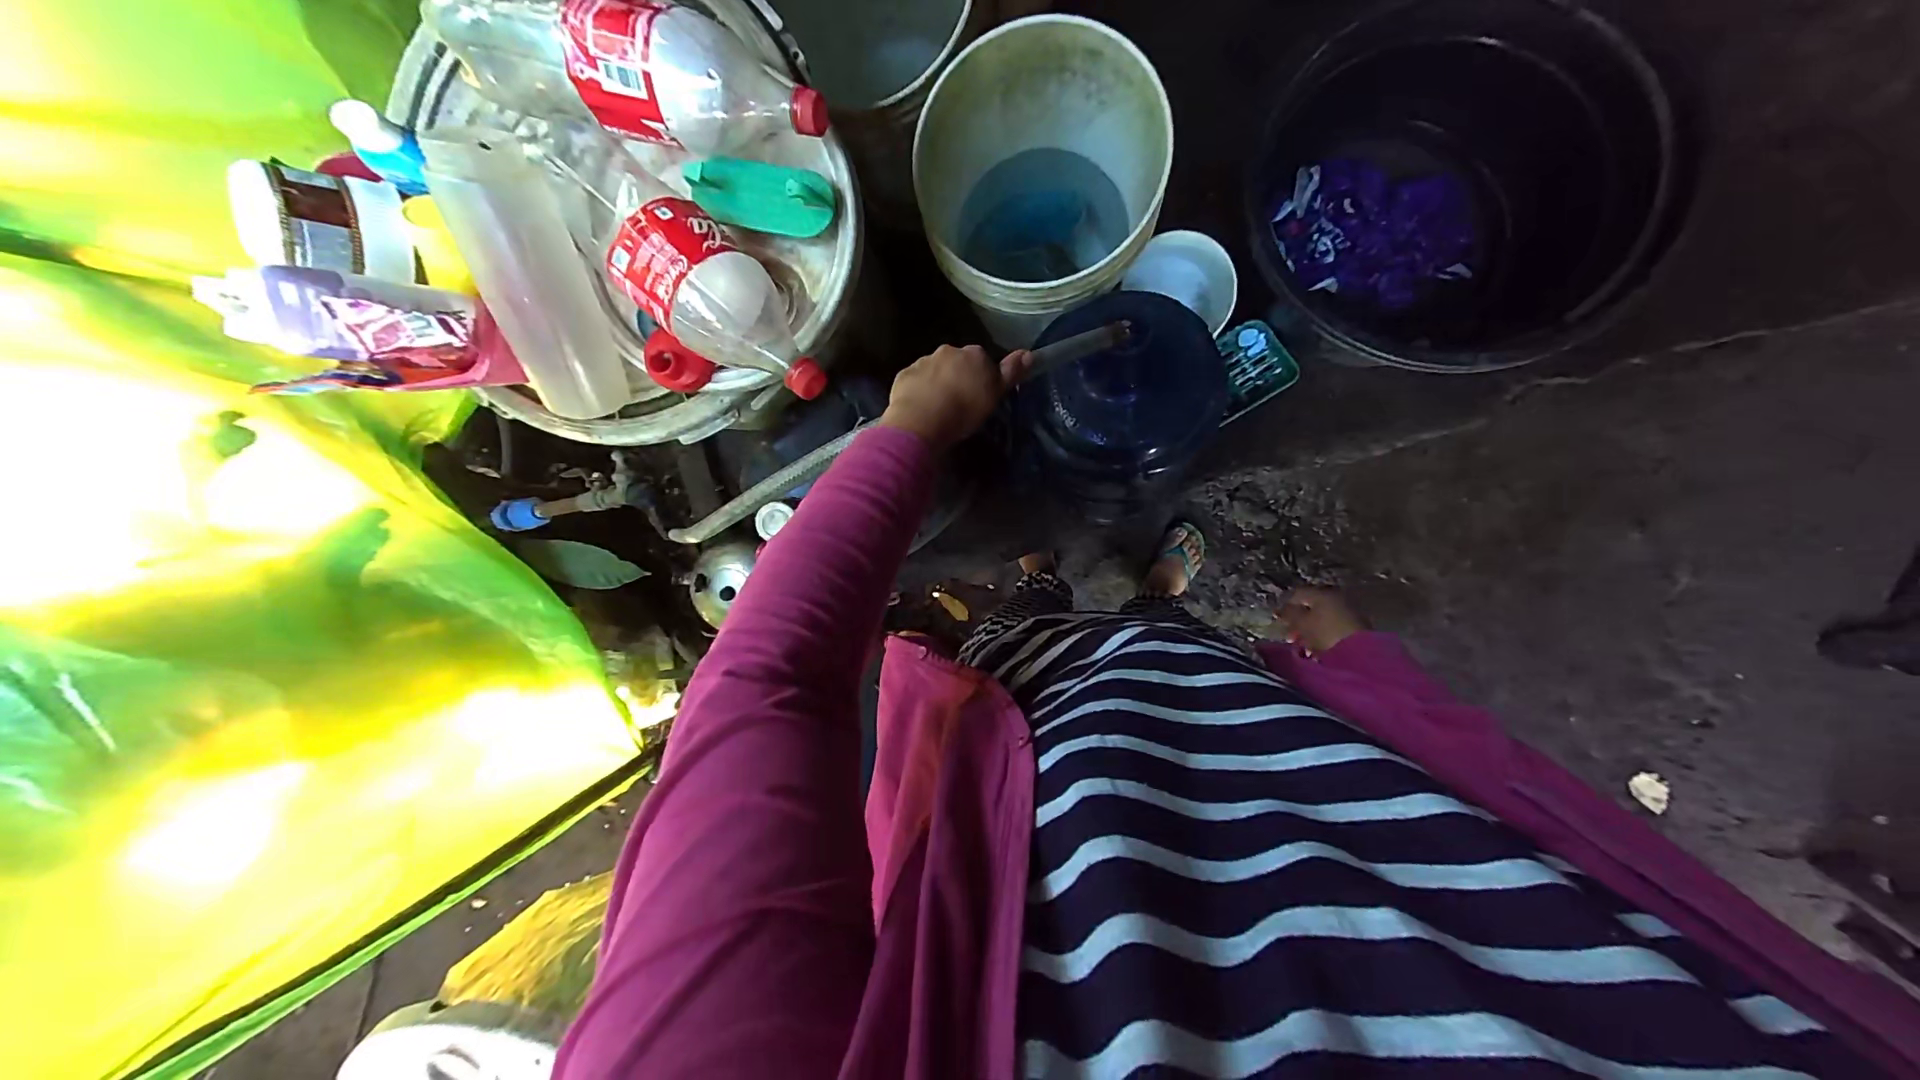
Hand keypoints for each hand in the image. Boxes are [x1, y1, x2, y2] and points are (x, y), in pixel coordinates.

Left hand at [878, 345, 1032, 449]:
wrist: (922, 421)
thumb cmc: (964, 410)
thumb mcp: (994, 395)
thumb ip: (1010, 373)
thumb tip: (1029, 353)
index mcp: (973, 354)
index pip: (982, 360)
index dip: (981, 377)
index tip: (978, 395)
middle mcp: (948, 351)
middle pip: (956, 362)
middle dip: (957, 376)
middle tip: (958, 402)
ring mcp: (923, 362)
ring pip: (934, 370)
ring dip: (936, 383)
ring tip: (938, 409)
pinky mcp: (904, 375)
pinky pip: (914, 381)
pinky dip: (917, 391)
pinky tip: (920, 409)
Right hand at [1274, 586, 1365, 655]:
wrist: (1361, 653)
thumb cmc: (1325, 633)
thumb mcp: (1301, 624)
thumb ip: (1288, 615)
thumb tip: (1278, 610)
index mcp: (1322, 593)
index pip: (1298, 594)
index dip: (1286, 607)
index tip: (1279, 621)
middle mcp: (1336, 597)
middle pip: (1311, 606)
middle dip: (1298, 621)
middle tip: (1291, 636)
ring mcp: (1349, 611)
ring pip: (1322, 618)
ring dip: (1310, 631)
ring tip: (1304, 647)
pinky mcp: (1356, 626)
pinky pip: (1333, 627)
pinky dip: (1323, 635)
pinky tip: (1318, 649)